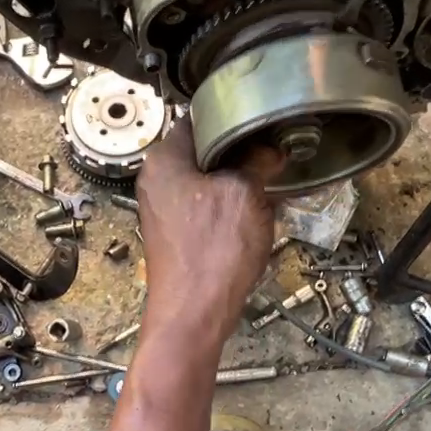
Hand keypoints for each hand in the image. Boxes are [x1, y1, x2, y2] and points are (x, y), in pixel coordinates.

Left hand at [135, 121, 281, 348]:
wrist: (193, 313)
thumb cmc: (212, 254)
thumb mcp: (245, 195)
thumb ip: (256, 162)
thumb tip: (268, 151)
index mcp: (163, 160)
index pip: (199, 119)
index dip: (233, 116)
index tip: (261, 119)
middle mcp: (156, 181)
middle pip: (205, 151)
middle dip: (241, 153)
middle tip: (273, 153)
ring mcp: (164, 209)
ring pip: (209, 180)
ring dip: (240, 182)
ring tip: (270, 184)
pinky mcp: (176, 233)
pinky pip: (207, 207)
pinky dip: (231, 205)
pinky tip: (256, 213)